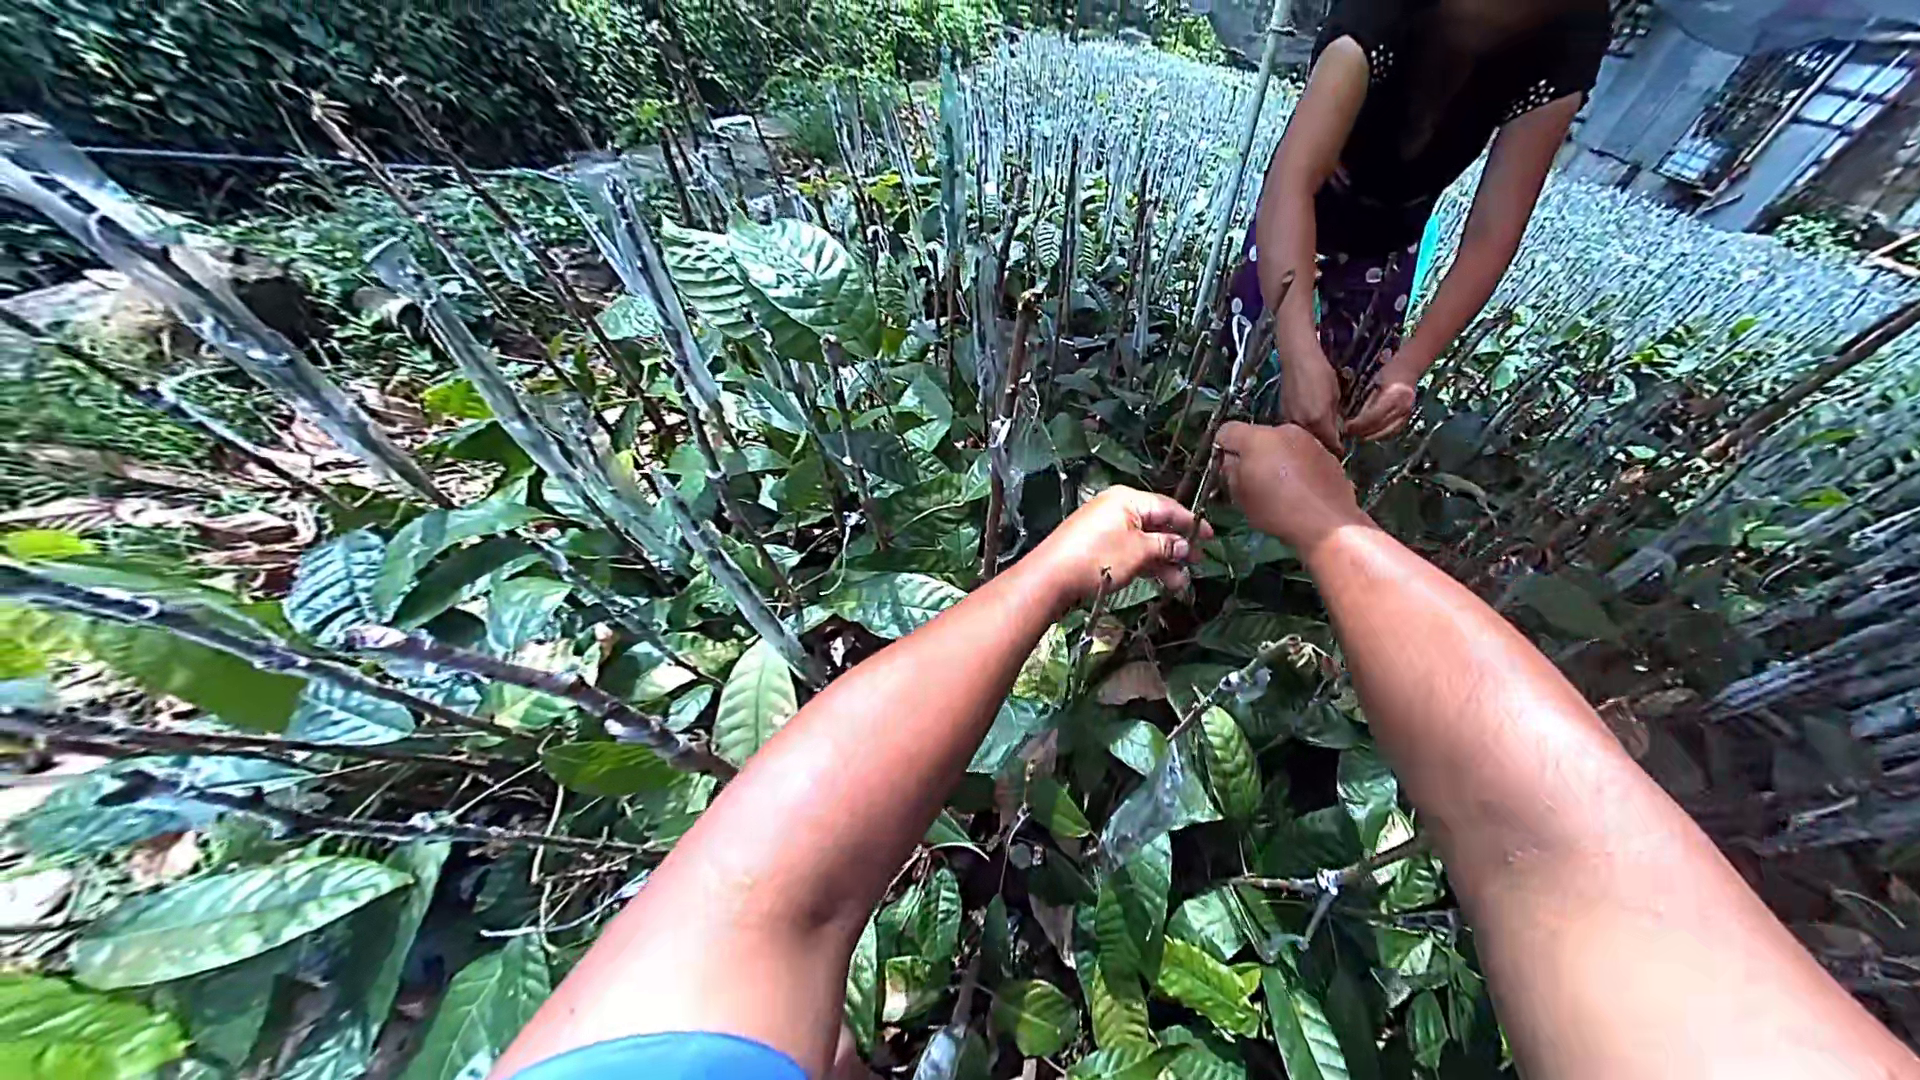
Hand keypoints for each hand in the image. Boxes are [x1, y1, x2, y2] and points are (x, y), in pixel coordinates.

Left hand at [1025, 486, 1213, 607]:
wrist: (1051, 577)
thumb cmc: (1098, 558)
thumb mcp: (1139, 550)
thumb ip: (1165, 545)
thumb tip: (1182, 544)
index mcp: (1126, 499)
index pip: (1167, 506)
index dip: (1191, 522)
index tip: (1210, 537)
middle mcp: (1115, 508)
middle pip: (1155, 524)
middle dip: (1177, 545)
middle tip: (1196, 563)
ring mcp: (1104, 528)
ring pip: (1142, 541)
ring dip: (1162, 560)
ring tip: (1179, 582)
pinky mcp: (1096, 547)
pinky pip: (1128, 550)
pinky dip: (1144, 563)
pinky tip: (1159, 580)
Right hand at [1215, 422, 1367, 555]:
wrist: (1328, 524)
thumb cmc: (1275, 510)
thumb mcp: (1239, 495)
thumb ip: (1229, 470)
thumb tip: (1231, 460)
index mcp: (1257, 438)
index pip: (1226, 431)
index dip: (1222, 449)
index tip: (1226, 469)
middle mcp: (1284, 431)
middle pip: (1256, 436)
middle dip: (1251, 454)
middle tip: (1252, 481)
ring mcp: (1309, 441)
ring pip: (1281, 445)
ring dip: (1275, 459)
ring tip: (1279, 488)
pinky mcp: (1328, 454)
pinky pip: (1301, 455)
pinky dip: (1296, 467)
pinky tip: (1299, 490)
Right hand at [1281, 347, 1343, 454]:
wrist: (1297, 359)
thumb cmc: (1320, 373)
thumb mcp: (1335, 396)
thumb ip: (1334, 418)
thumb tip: (1336, 433)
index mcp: (1318, 421)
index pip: (1330, 446)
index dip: (1338, 451)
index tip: (1342, 453)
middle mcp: (1300, 425)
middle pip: (1313, 445)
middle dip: (1322, 449)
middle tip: (1330, 449)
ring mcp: (1287, 421)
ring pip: (1301, 438)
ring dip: (1309, 441)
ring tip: (1317, 440)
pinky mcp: (1281, 415)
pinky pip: (1293, 430)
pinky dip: (1300, 432)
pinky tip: (1305, 427)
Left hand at [1348, 359, 1418, 440]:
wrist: (1408, 368)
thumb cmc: (1386, 372)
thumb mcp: (1371, 384)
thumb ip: (1364, 402)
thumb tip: (1348, 418)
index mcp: (1394, 395)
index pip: (1374, 417)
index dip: (1358, 425)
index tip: (1346, 427)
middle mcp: (1404, 405)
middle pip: (1380, 427)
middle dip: (1361, 432)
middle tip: (1347, 433)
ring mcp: (1408, 412)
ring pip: (1387, 432)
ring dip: (1370, 436)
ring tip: (1355, 434)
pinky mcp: (1409, 416)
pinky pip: (1394, 432)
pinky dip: (1380, 435)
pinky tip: (1368, 434)